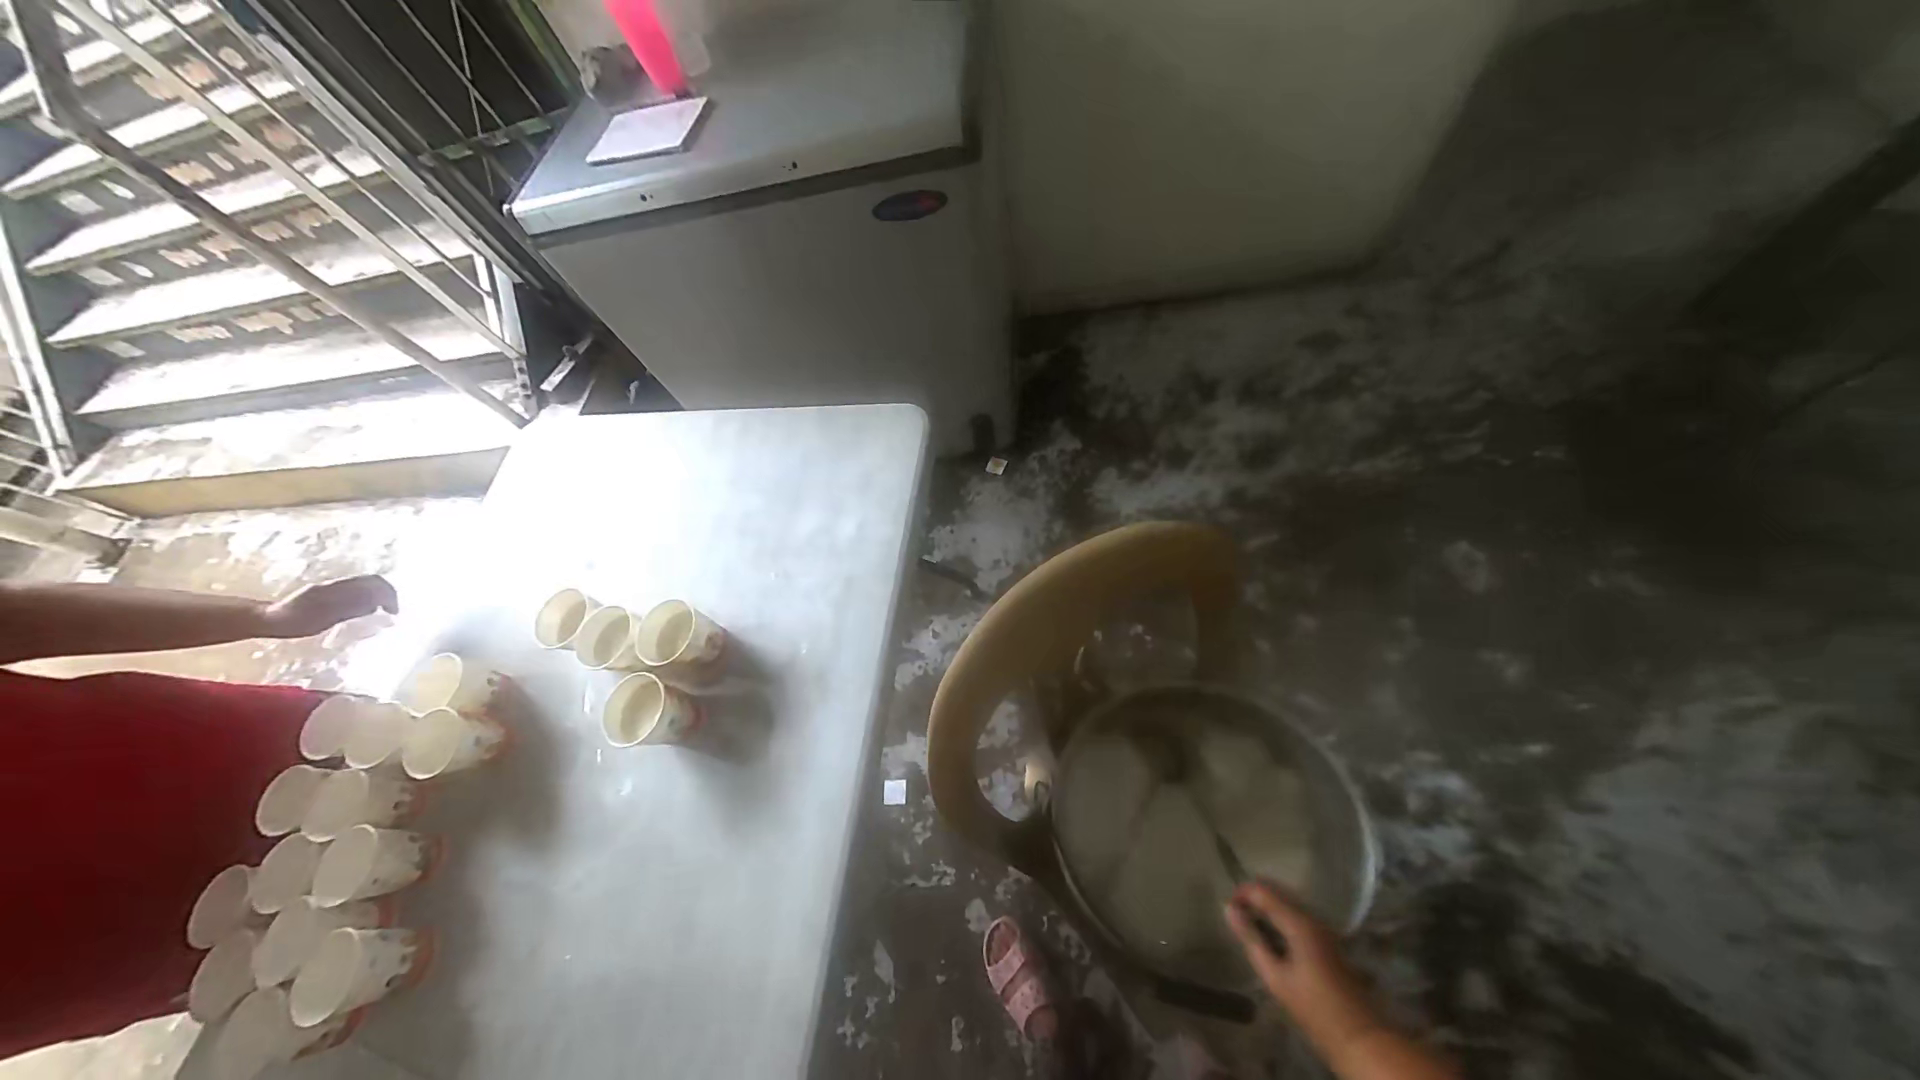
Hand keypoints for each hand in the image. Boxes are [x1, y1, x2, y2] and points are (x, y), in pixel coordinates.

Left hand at [263, 575, 397, 637]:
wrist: (267, 619)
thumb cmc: (292, 621)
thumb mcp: (324, 618)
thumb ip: (349, 609)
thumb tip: (376, 603)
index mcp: (338, 587)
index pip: (374, 582)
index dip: (389, 594)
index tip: (394, 611)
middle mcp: (337, 584)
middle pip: (373, 582)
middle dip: (388, 594)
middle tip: (393, 611)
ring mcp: (333, 588)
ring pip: (366, 586)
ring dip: (379, 597)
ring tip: (383, 611)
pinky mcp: (329, 594)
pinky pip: (356, 592)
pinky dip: (368, 600)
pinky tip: (367, 611)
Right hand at [1225, 882, 1377, 1048]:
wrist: (1360, 1036)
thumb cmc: (1313, 1007)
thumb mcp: (1275, 976)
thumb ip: (1251, 939)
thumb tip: (1229, 909)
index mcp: (1299, 923)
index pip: (1263, 891)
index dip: (1242, 893)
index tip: (1227, 908)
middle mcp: (1313, 918)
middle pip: (1277, 892)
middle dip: (1253, 898)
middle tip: (1236, 914)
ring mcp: (1323, 928)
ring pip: (1288, 903)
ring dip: (1267, 907)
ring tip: (1249, 923)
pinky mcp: (1327, 940)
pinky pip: (1297, 916)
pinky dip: (1280, 917)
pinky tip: (1271, 934)